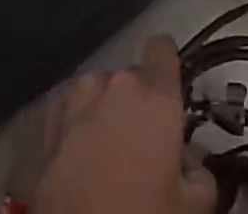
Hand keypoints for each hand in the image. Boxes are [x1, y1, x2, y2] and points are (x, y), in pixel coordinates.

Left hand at [16, 36, 216, 213]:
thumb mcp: (194, 206)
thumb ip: (200, 171)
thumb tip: (189, 161)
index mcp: (156, 97)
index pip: (162, 50)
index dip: (165, 61)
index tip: (167, 82)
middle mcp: (117, 87)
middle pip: (131, 79)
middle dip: (137, 103)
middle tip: (141, 142)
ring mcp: (77, 100)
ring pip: (98, 91)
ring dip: (104, 109)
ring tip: (106, 149)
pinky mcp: (47, 121)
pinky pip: (70, 109)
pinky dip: (76, 124)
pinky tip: (78, 155)